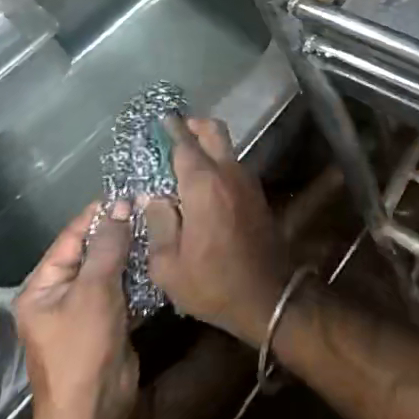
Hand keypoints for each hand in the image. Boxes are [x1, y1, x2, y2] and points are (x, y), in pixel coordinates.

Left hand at [15, 201, 137, 418]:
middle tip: (148, 207)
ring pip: (109, 272)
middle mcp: (59, 296)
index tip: (126, 193)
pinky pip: (122, 292)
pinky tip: (159, 259)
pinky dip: (138, 277)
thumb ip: (108, 245)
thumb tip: (120, 205)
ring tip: (158, 227)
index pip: (70, 237)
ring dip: (130, 253)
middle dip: (117, 233)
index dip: (97, 214)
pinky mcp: (107, 326)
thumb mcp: (94, 290)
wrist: (96, 414)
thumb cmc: (83, 347)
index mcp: (42, 286)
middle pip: (90, 253)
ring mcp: (84, 312)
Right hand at [143, 117, 288, 346]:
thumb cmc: (213, 283)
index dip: (170, 128)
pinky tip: (201, 184)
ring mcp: (246, 182)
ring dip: (206, 144)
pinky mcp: (256, 195)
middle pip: (213, 131)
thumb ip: (158, 223)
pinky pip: (232, 165)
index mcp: (203, 185)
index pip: (184, 143)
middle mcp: (228, 173)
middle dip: (192, 125)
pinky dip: (216, 162)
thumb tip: (151, 195)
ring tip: (182, 159)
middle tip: (173, 131)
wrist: (268, 298)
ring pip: (225, 147)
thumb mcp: (168, 265)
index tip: (157, 120)